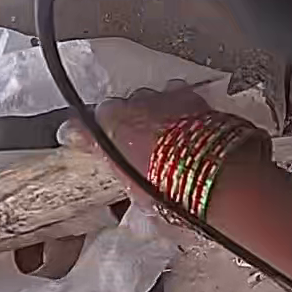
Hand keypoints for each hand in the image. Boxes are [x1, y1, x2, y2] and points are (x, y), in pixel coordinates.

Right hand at [65, 84, 211, 179]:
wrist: (216, 170)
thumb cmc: (173, 189)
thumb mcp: (143, 198)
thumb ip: (131, 184)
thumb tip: (139, 191)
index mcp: (106, 135)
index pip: (78, 129)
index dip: (76, 134)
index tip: (75, 137)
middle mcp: (127, 108)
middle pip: (114, 109)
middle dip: (121, 122)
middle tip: (131, 141)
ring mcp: (157, 97)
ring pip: (144, 98)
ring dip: (149, 111)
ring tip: (161, 131)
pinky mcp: (187, 93)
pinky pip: (174, 94)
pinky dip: (176, 106)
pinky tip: (185, 120)